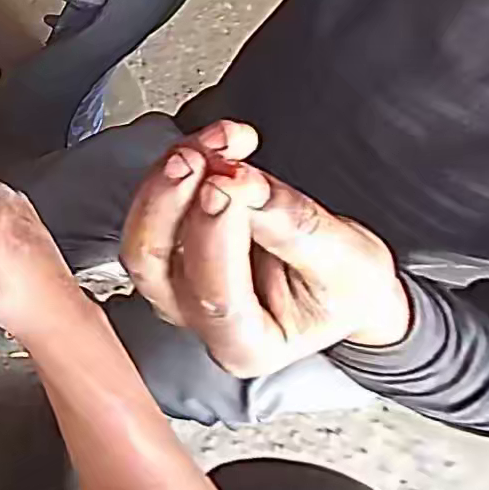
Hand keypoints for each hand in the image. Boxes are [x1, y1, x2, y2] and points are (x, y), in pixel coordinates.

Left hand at [120, 121, 410, 377]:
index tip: (225, 186)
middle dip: (168, 201)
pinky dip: (178, 169)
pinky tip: (209, 143)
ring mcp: (169, 283)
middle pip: (152, 260)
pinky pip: (153, 206)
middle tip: (195, 158)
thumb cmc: (344, 284)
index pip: (214, 294)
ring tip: (206, 145)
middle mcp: (192, 318)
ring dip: (166, 179)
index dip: (214, 236)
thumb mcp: (347, 263)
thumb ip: (293, 227)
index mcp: (244, 346)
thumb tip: (243, 186)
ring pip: (140, 231)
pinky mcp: (165, 245)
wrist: (334, 272)